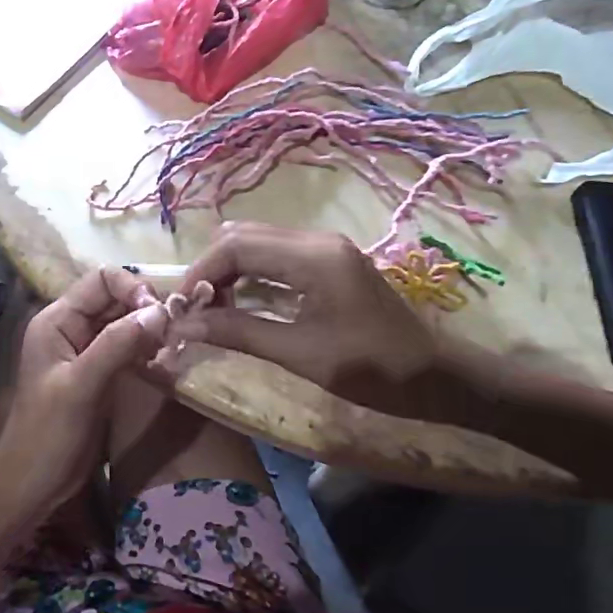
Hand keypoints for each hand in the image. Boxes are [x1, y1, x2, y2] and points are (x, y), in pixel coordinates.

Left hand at [0, 268, 170, 515]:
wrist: (32, 485)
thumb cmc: (48, 434)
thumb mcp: (81, 386)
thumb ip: (117, 344)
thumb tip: (159, 311)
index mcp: (57, 320)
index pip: (102, 280)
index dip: (133, 287)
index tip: (159, 313)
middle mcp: (72, 327)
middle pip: (117, 297)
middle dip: (147, 307)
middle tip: (177, 329)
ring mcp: (87, 350)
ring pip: (127, 322)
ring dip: (152, 327)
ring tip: (175, 343)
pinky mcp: (102, 372)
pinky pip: (130, 347)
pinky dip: (149, 348)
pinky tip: (167, 358)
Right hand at [171, 222, 435, 389]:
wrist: (434, 376)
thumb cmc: (371, 371)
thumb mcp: (300, 355)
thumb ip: (239, 333)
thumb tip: (184, 325)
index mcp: (313, 257)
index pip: (236, 246)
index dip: (199, 273)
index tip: (179, 309)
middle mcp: (317, 240)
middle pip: (243, 236)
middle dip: (210, 268)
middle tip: (193, 310)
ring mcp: (326, 247)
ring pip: (257, 241)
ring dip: (228, 270)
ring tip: (212, 308)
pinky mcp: (329, 260)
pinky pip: (275, 254)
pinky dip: (250, 272)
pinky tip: (242, 302)